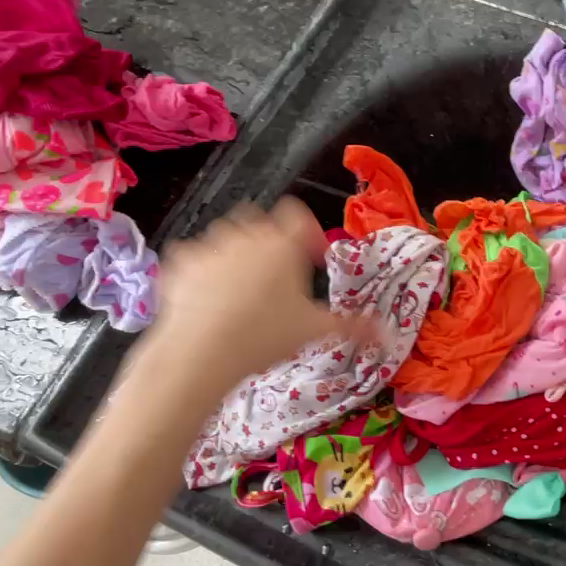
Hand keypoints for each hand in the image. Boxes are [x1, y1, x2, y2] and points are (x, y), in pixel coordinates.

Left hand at [139, 199, 355, 390]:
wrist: (202, 351)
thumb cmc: (266, 334)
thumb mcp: (317, 330)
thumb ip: (354, 326)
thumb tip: (387, 333)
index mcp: (284, 242)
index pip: (298, 215)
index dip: (308, 233)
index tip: (311, 259)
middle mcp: (246, 234)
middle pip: (260, 221)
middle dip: (268, 241)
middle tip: (276, 277)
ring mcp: (209, 245)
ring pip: (225, 237)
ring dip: (234, 253)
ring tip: (241, 288)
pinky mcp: (178, 262)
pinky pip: (192, 256)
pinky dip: (200, 269)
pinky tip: (206, 295)